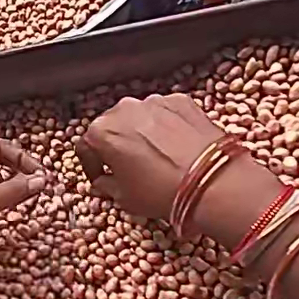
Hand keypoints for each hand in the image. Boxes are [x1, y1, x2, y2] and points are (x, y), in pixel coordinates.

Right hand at [77, 94, 281, 244]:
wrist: (212, 182)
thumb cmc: (162, 191)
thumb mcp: (123, 197)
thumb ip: (106, 185)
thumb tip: (104, 182)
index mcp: (101, 132)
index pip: (85, 147)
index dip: (91, 166)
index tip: (100, 177)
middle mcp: (123, 110)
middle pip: (111, 127)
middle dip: (116, 146)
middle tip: (128, 168)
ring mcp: (154, 102)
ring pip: (139, 118)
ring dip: (141, 134)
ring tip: (156, 157)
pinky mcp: (181, 101)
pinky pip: (165, 113)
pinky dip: (166, 126)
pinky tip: (175, 147)